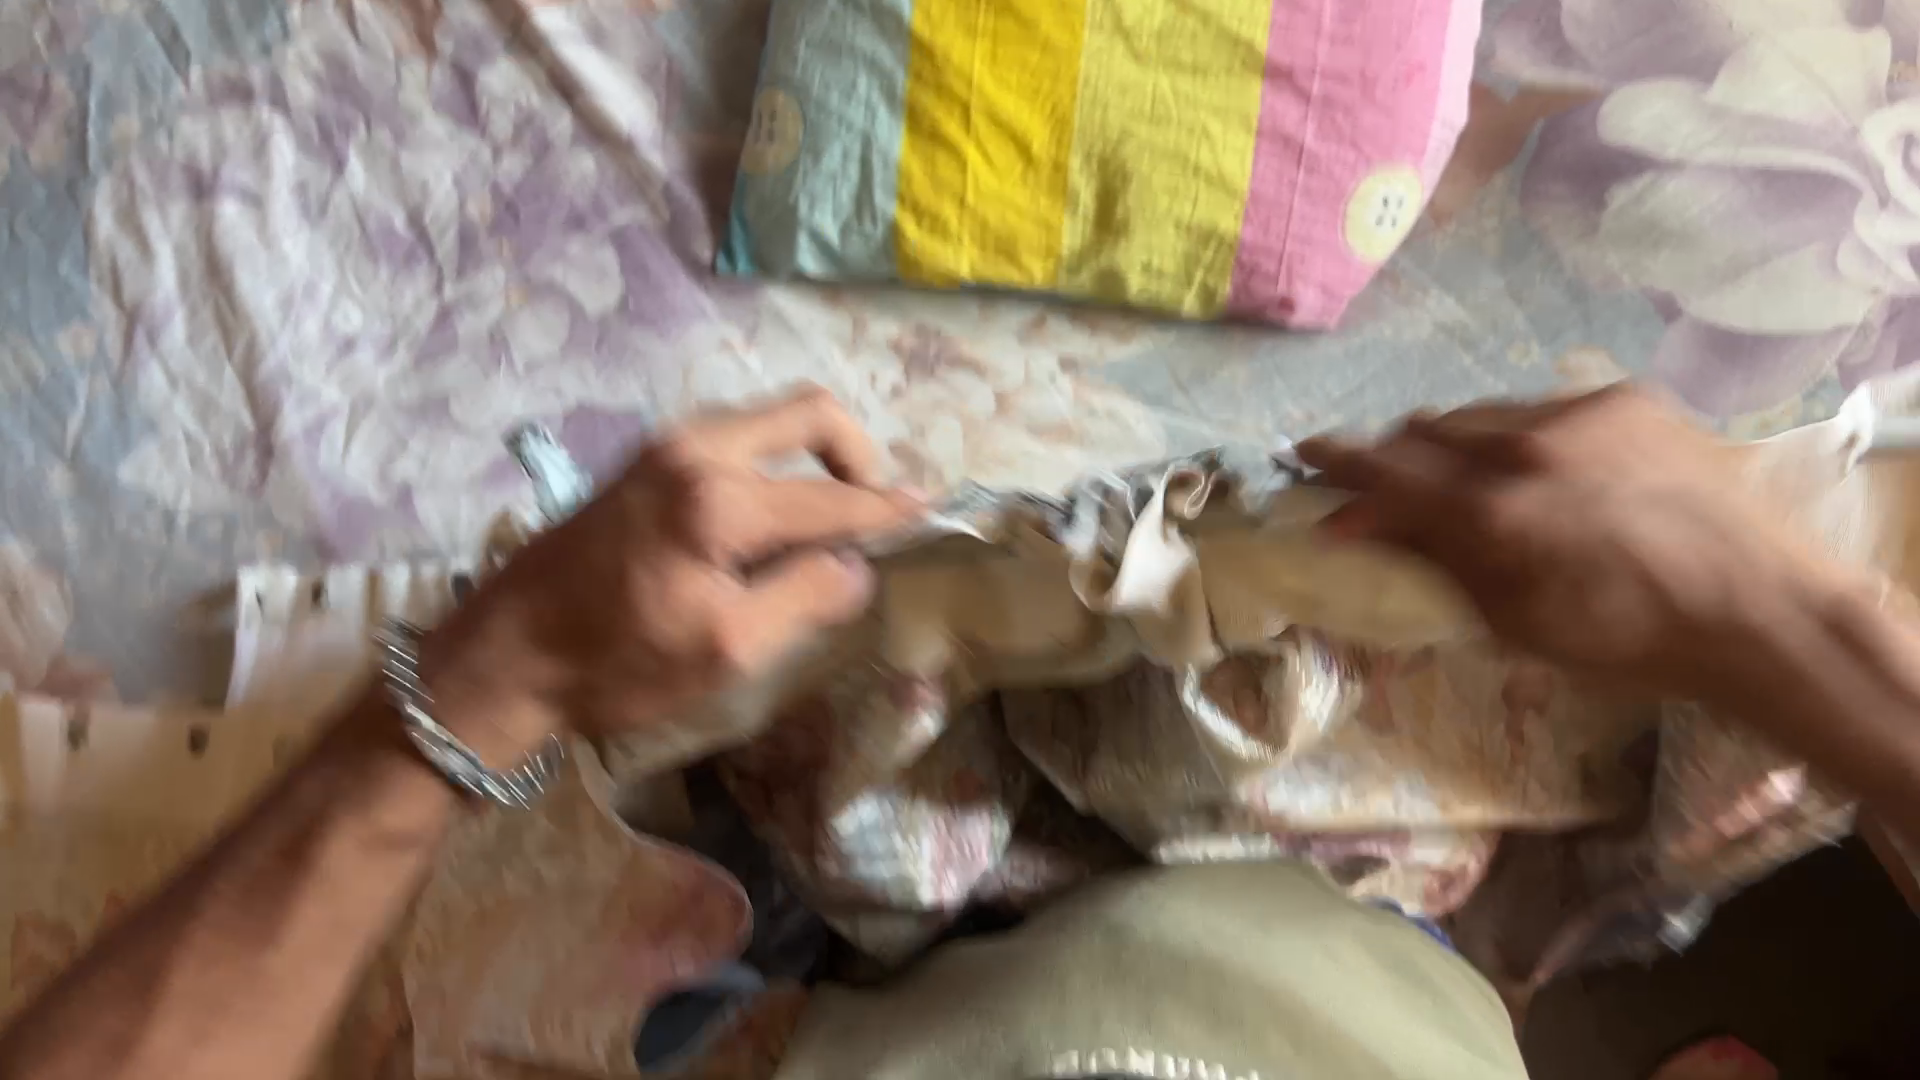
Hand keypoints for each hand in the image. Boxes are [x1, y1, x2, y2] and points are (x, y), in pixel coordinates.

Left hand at [421, 385, 921, 759]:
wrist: (501, 657)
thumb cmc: (618, 664)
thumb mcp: (730, 650)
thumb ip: (807, 596)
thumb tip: (858, 564)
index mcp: (720, 500)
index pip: (833, 498)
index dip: (889, 508)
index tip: (930, 510)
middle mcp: (697, 448)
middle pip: (809, 411)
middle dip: (859, 453)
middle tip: (877, 505)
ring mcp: (666, 445)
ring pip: (772, 417)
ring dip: (817, 454)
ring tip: (833, 513)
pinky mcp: (647, 457)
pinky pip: (738, 434)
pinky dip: (779, 458)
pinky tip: (776, 510)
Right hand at [1296, 385, 1836, 698]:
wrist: (1768, 615)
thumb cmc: (1620, 638)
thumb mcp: (1505, 617)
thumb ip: (1426, 557)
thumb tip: (1356, 523)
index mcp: (1492, 514)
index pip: (1386, 470)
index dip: (1336, 459)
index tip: (1302, 451)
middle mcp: (1526, 450)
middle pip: (1422, 430)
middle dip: (1400, 456)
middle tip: (1403, 487)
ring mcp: (1580, 416)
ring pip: (1476, 413)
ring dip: (1458, 445)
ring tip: (1486, 480)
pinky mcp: (1625, 401)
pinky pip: (1537, 406)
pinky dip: (1519, 436)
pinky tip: (1551, 470)